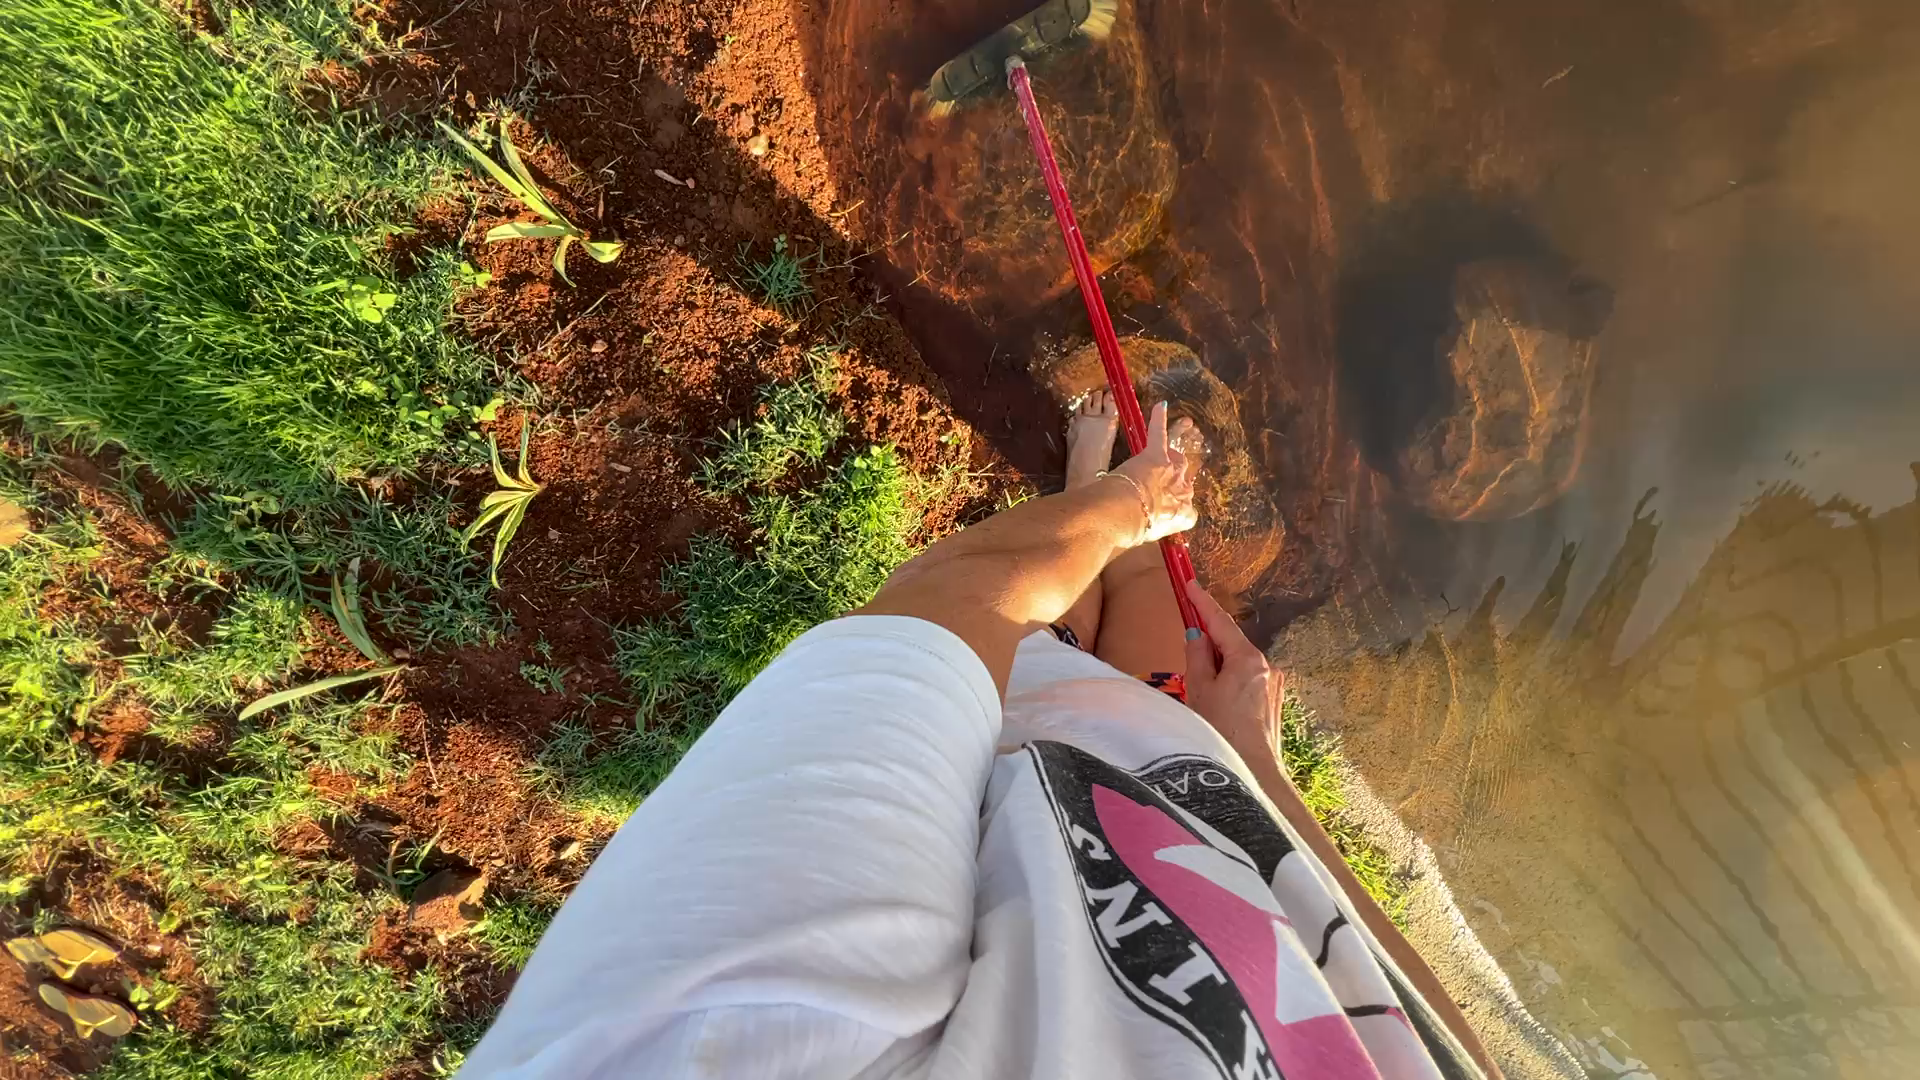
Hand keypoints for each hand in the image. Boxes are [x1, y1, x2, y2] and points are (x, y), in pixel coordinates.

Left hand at [1105, 402, 1196, 544]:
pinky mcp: (1154, 456)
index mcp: (1184, 515)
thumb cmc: (1131, 530)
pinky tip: (1161, 406)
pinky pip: (1159, 434)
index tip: (1161, 510)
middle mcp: (1184, 491)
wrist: (1121, 515)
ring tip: (1174, 442)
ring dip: (1173, 452)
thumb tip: (1138, 529)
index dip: (1172, 506)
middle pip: (1184, 480)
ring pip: (1177, 457)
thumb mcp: (1148, 537)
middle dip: (1173, 481)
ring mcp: (1171, 472)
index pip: (1186, 508)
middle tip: (1159, 485)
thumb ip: (1150, 529)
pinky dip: (1158, 419)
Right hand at [1182, 578, 1282, 757]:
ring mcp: (1273, 685)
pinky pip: (1245, 680)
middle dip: (1209, 640)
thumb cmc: (1220, 731)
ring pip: (1238, 663)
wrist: (1254, 774)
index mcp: (1248, 658)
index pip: (1220, 621)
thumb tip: (1197, 635)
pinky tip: (1216, 700)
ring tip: (1199, 687)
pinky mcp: (1272, 702)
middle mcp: (1266, 666)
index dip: (1202, 602)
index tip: (1190, 583)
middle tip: (1186, 645)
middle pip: (1231, 642)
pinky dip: (1228, 679)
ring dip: (1218, 664)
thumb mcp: (1199, 689)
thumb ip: (1197, 656)